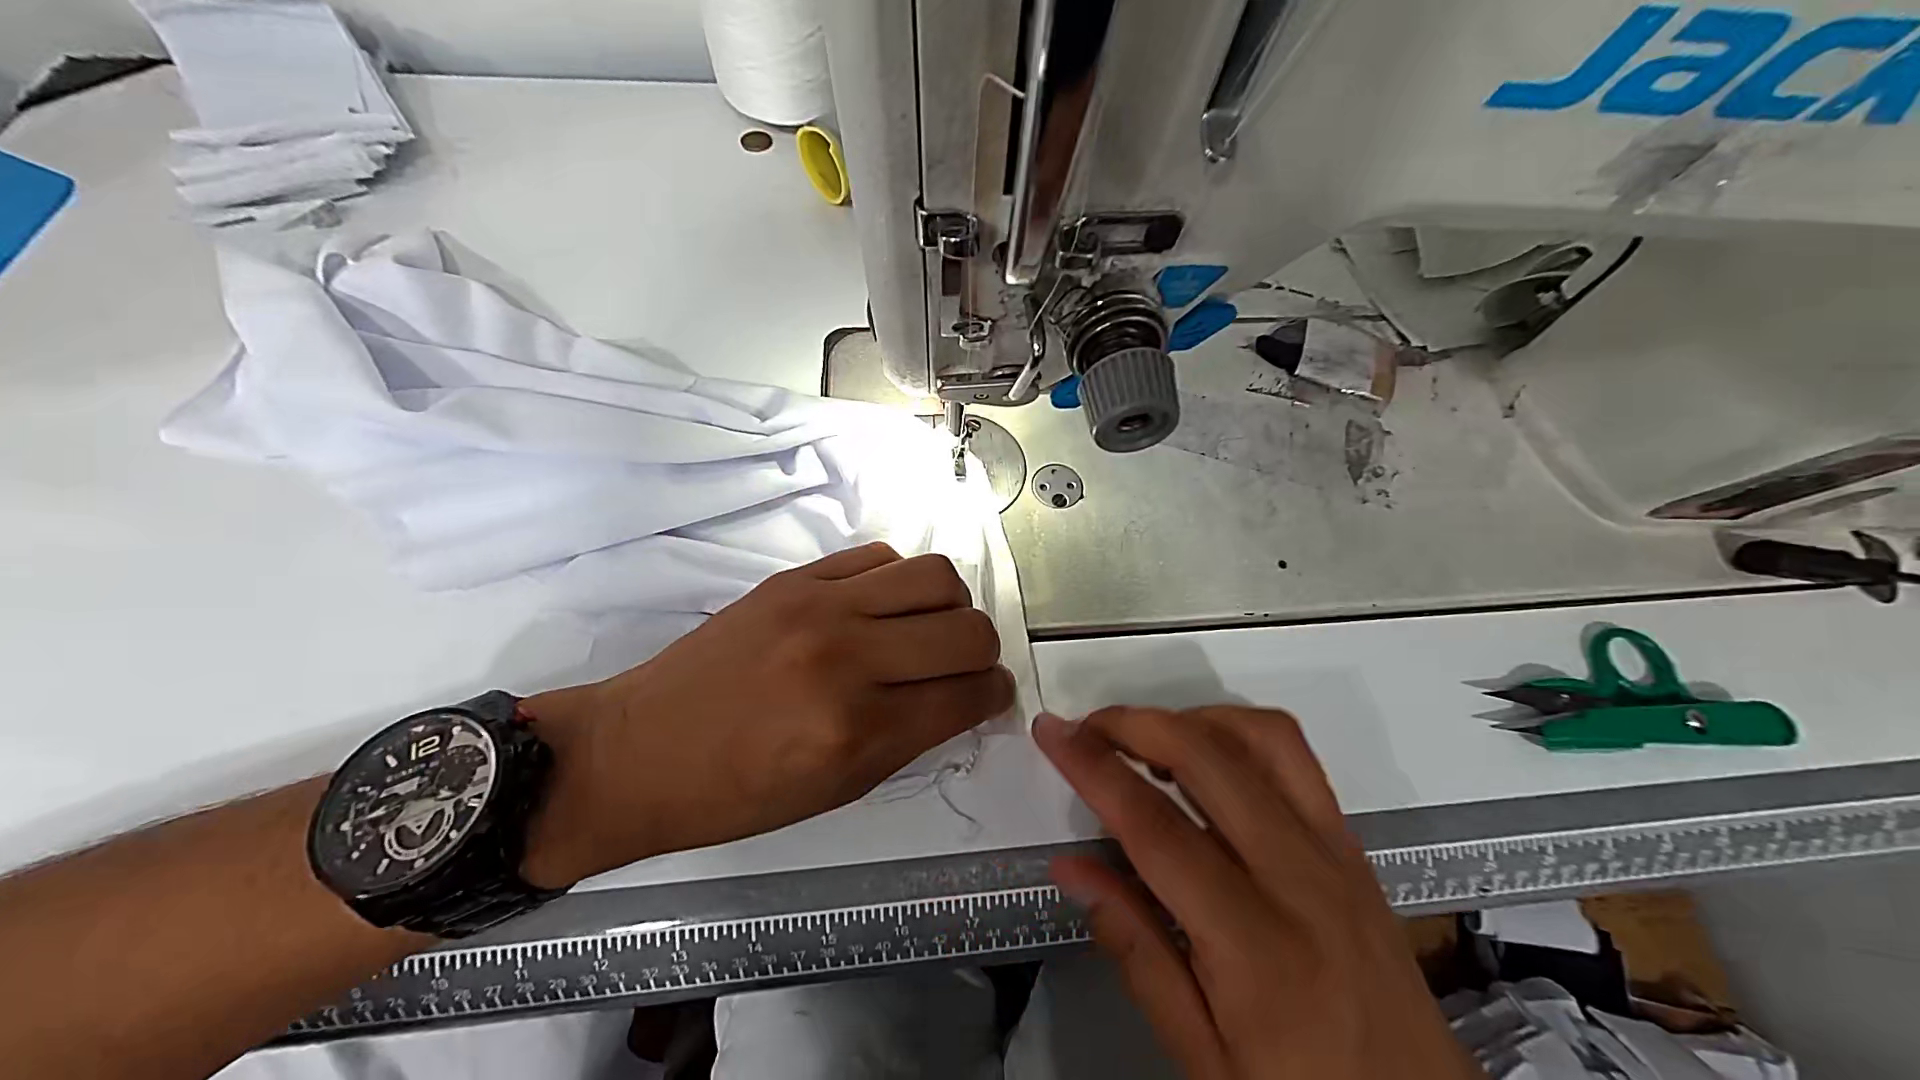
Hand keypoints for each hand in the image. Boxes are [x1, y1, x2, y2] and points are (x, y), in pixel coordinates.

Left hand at [519, 543, 1014, 886]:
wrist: (640, 751)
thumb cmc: (738, 794)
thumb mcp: (839, 789)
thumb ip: (912, 738)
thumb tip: (965, 697)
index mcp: (858, 730)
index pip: (967, 695)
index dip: (995, 696)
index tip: (991, 695)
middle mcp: (847, 657)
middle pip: (966, 630)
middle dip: (984, 653)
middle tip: (965, 667)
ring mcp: (819, 606)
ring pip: (935, 576)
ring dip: (951, 606)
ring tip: (929, 629)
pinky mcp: (794, 579)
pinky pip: (879, 557)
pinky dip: (899, 582)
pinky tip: (883, 608)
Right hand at [1034, 707, 1480, 1079]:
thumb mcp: (1203, 1055)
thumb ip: (1136, 950)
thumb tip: (1070, 868)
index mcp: (1257, 947)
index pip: (1156, 828)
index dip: (1094, 769)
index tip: (1052, 733)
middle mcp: (1303, 879)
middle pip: (1210, 760)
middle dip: (1135, 724)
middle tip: (1086, 727)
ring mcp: (1338, 853)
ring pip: (1263, 738)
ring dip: (1192, 718)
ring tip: (1143, 738)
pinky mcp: (1355, 847)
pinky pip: (1296, 759)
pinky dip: (1237, 734)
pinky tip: (1204, 759)